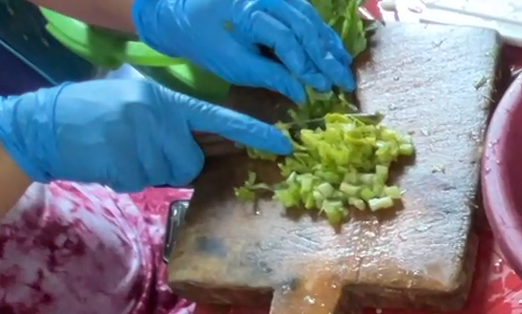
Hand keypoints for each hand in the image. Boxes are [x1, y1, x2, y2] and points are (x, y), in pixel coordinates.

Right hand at [0, 79, 291, 192]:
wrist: (37, 125)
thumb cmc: (91, 117)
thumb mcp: (132, 103)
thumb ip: (170, 121)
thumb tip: (207, 142)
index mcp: (159, 97)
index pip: (216, 118)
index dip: (251, 133)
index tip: (283, 142)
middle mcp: (153, 112)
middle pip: (192, 161)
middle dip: (170, 162)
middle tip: (133, 145)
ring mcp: (138, 136)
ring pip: (171, 174)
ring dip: (148, 171)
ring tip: (118, 150)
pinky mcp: (124, 158)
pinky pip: (147, 182)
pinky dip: (130, 177)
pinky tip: (107, 159)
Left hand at [132, 0, 354, 102]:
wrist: (177, 11)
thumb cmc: (204, 41)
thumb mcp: (233, 64)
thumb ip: (270, 76)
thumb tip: (302, 93)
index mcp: (247, 12)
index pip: (287, 40)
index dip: (306, 66)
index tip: (320, 88)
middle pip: (304, 26)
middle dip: (326, 57)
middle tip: (344, 83)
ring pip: (309, 17)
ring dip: (329, 44)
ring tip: (344, 68)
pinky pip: (305, 12)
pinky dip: (322, 32)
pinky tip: (334, 49)